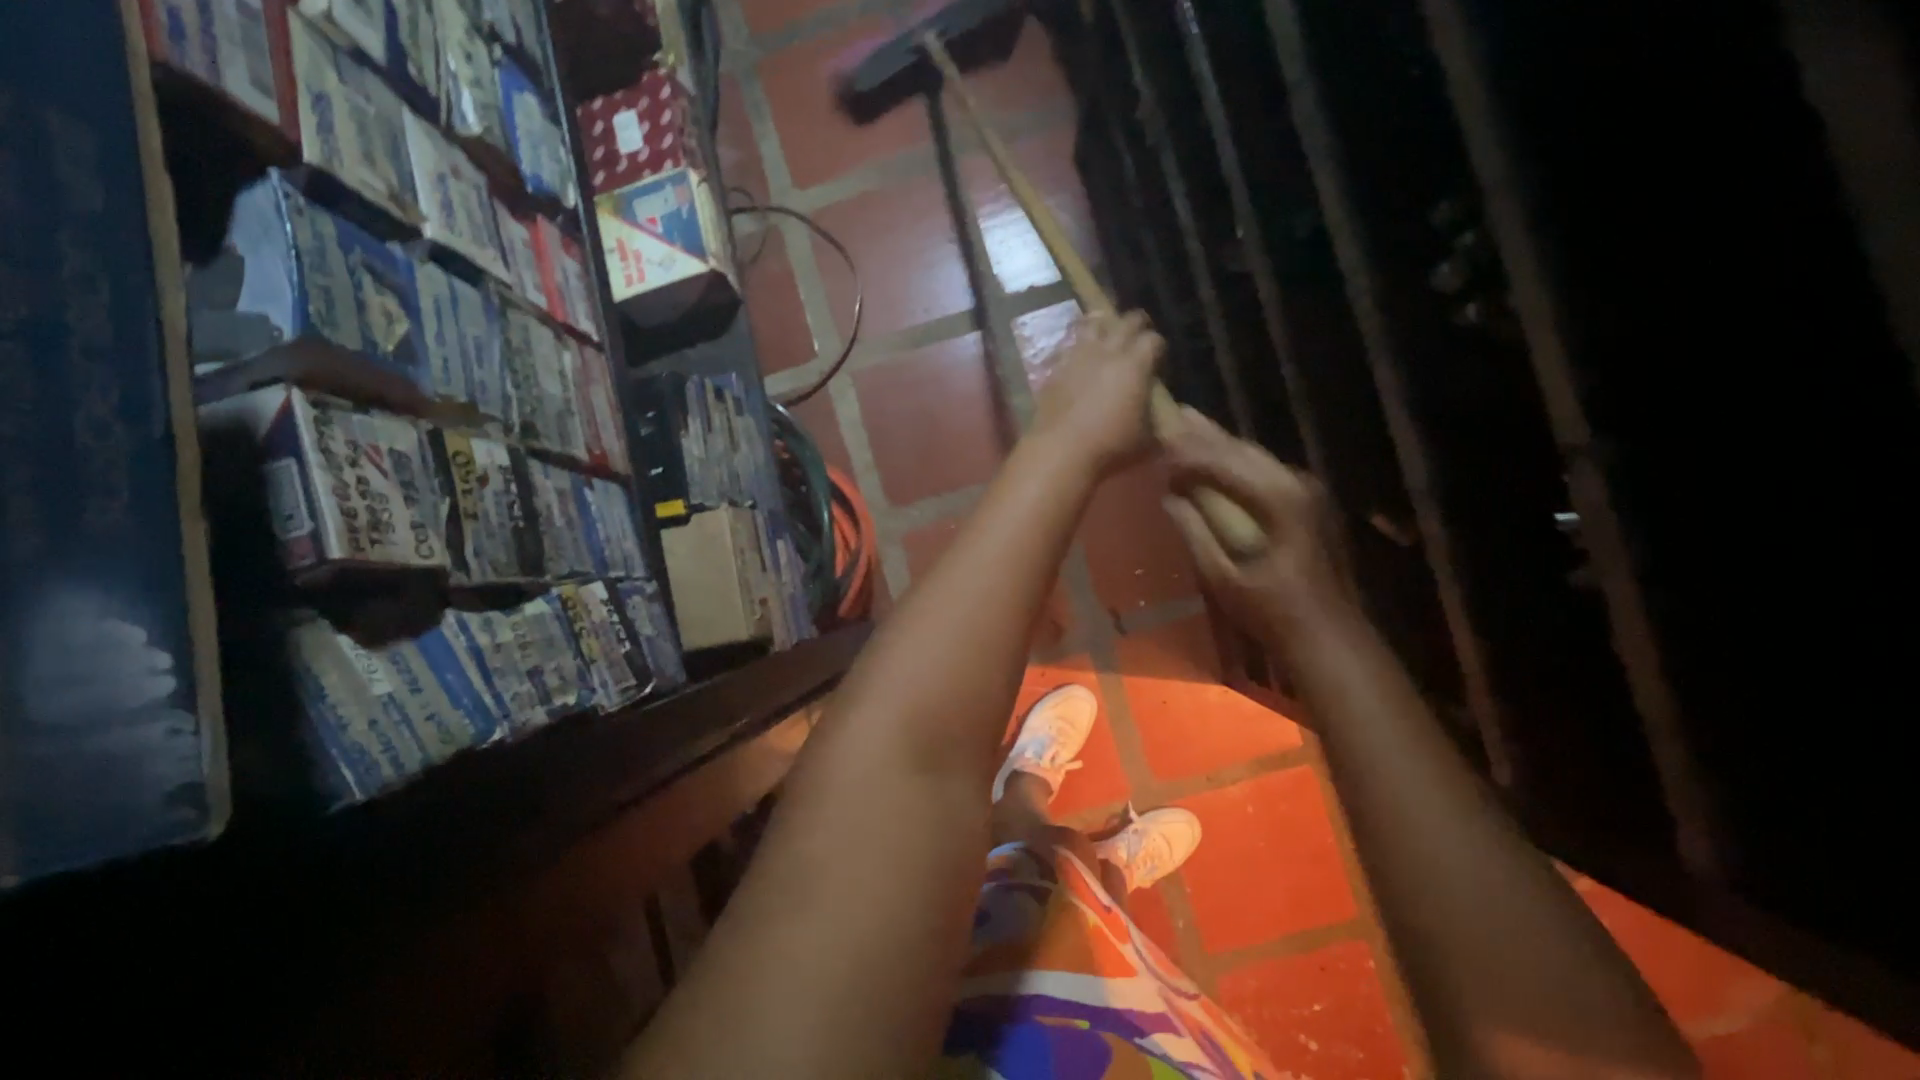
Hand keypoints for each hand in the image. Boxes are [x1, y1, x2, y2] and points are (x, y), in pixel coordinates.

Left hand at [1028, 310, 1163, 476]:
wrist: (1060, 450)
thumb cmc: (1110, 446)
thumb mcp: (1146, 439)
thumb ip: (1156, 420)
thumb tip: (1159, 415)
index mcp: (1135, 365)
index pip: (1153, 340)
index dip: (1159, 346)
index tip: (1159, 358)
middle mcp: (1107, 352)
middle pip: (1126, 322)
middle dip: (1137, 323)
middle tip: (1140, 331)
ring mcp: (1078, 357)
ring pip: (1092, 324)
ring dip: (1103, 324)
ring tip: (1106, 330)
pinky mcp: (1055, 368)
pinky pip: (1068, 346)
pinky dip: (1077, 345)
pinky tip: (1078, 355)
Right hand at [1162, 407, 1353, 646]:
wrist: (1329, 635)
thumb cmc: (1272, 612)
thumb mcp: (1223, 578)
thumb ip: (1195, 532)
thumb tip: (1170, 497)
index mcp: (1277, 498)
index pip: (1222, 460)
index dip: (1186, 453)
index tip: (1153, 449)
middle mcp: (1296, 482)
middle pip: (1240, 449)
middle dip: (1202, 435)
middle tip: (1168, 413)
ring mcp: (1307, 490)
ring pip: (1254, 456)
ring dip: (1219, 445)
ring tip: (1186, 425)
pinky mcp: (1309, 502)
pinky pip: (1264, 470)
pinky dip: (1235, 462)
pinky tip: (1216, 459)